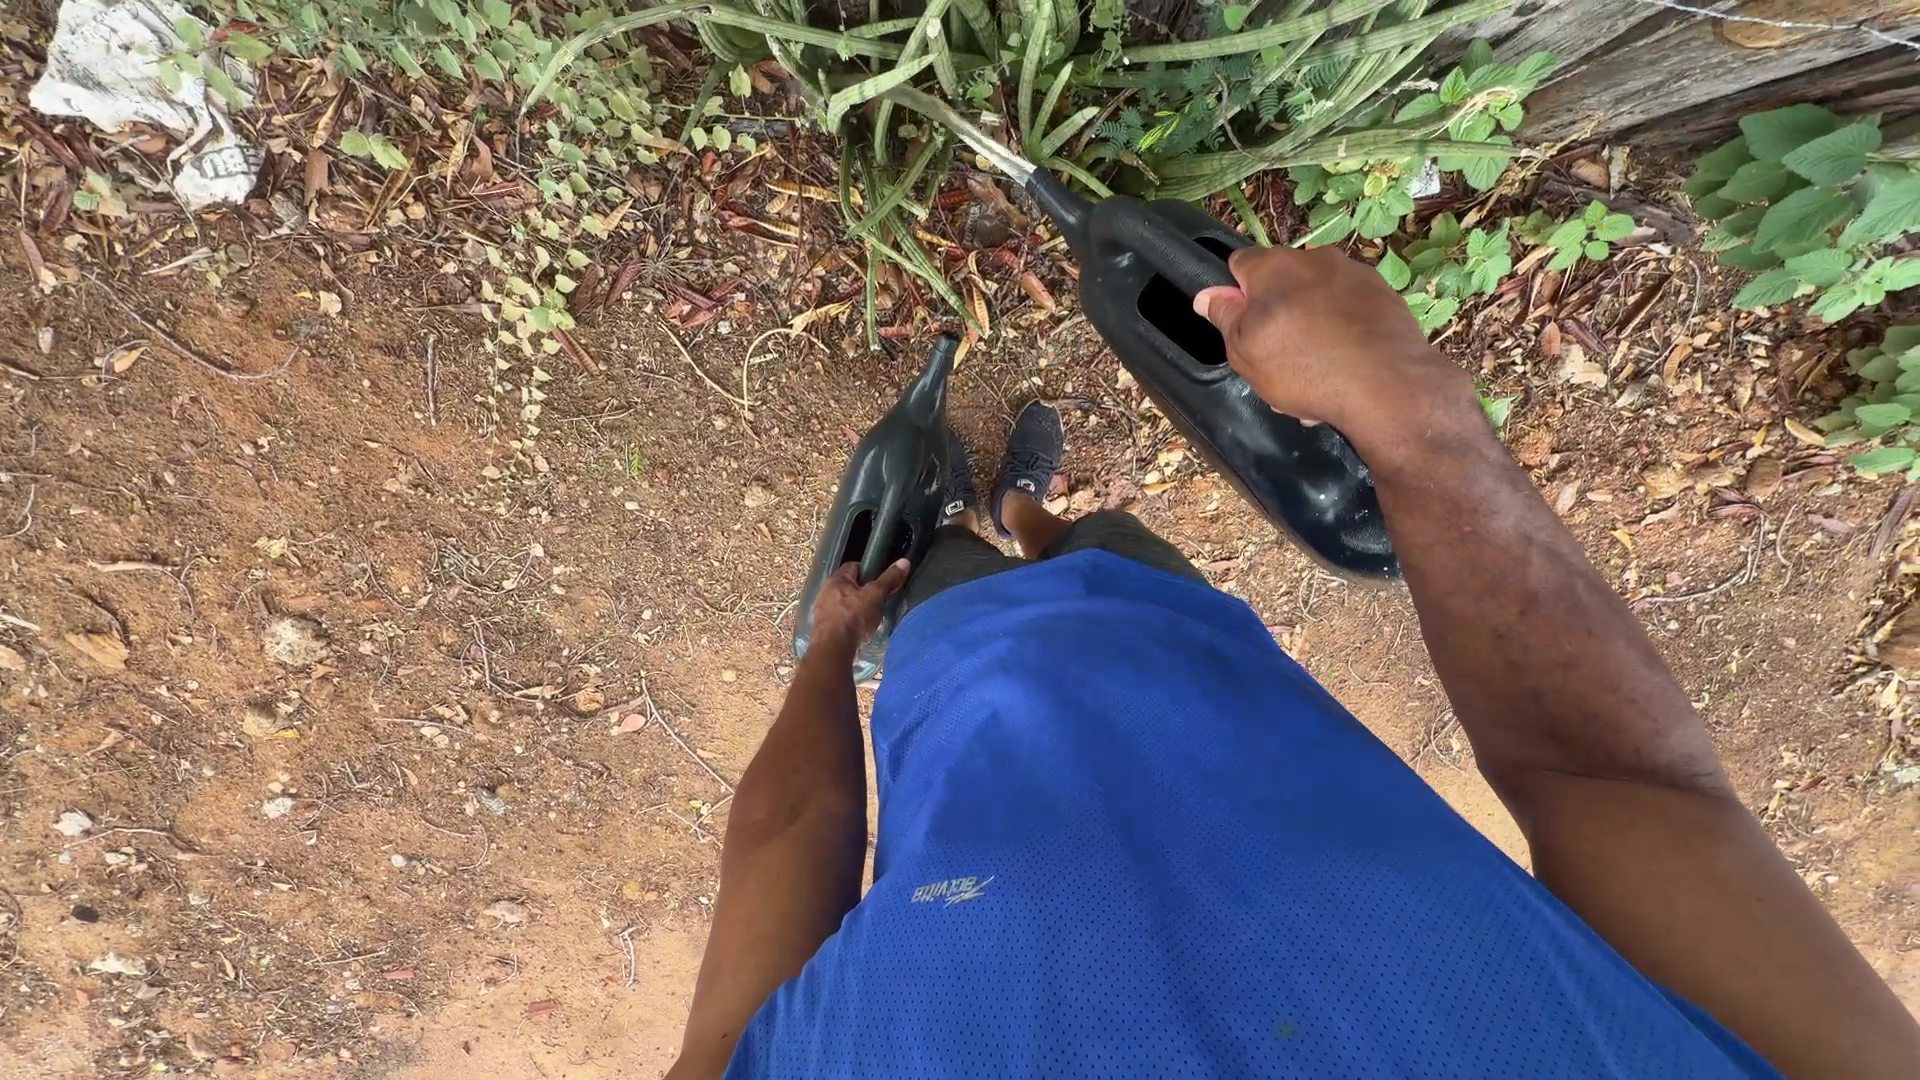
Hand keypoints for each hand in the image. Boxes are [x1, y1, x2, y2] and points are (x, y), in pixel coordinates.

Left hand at [808, 559, 910, 655]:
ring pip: (844, 605)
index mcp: (836, 580)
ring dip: (856, 610)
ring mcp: (822, 612)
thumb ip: (889, 580)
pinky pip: (840, 621)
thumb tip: (904, 562)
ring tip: (871, 618)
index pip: (853, 567)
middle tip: (878, 600)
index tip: (881, 580)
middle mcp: (825, 593)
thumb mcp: (876, 596)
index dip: (869, 570)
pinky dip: (850, 624)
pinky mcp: (823, 629)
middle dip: (863, 593)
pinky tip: (860, 632)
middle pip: (848, 587)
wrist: (834, 649)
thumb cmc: (854, 618)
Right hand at [1192, 246, 1479, 459]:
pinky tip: (1340, 372)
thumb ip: (1225, 317)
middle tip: (1274, 362)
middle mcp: (1316, 258)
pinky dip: (1337, 336)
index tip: (1239, 325)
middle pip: (1281, 284)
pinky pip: (1345, 314)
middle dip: (1274, 316)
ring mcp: (1355, 274)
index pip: (1239, 264)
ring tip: (1311, 377)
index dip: (1234, 294)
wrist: (1386, 384)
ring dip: (1306, 330)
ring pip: (1314, 302)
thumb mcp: (1244, 349)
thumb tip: (1207, 294)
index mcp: (1274, 266)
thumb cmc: (1302, 366)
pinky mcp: (1384, 296)